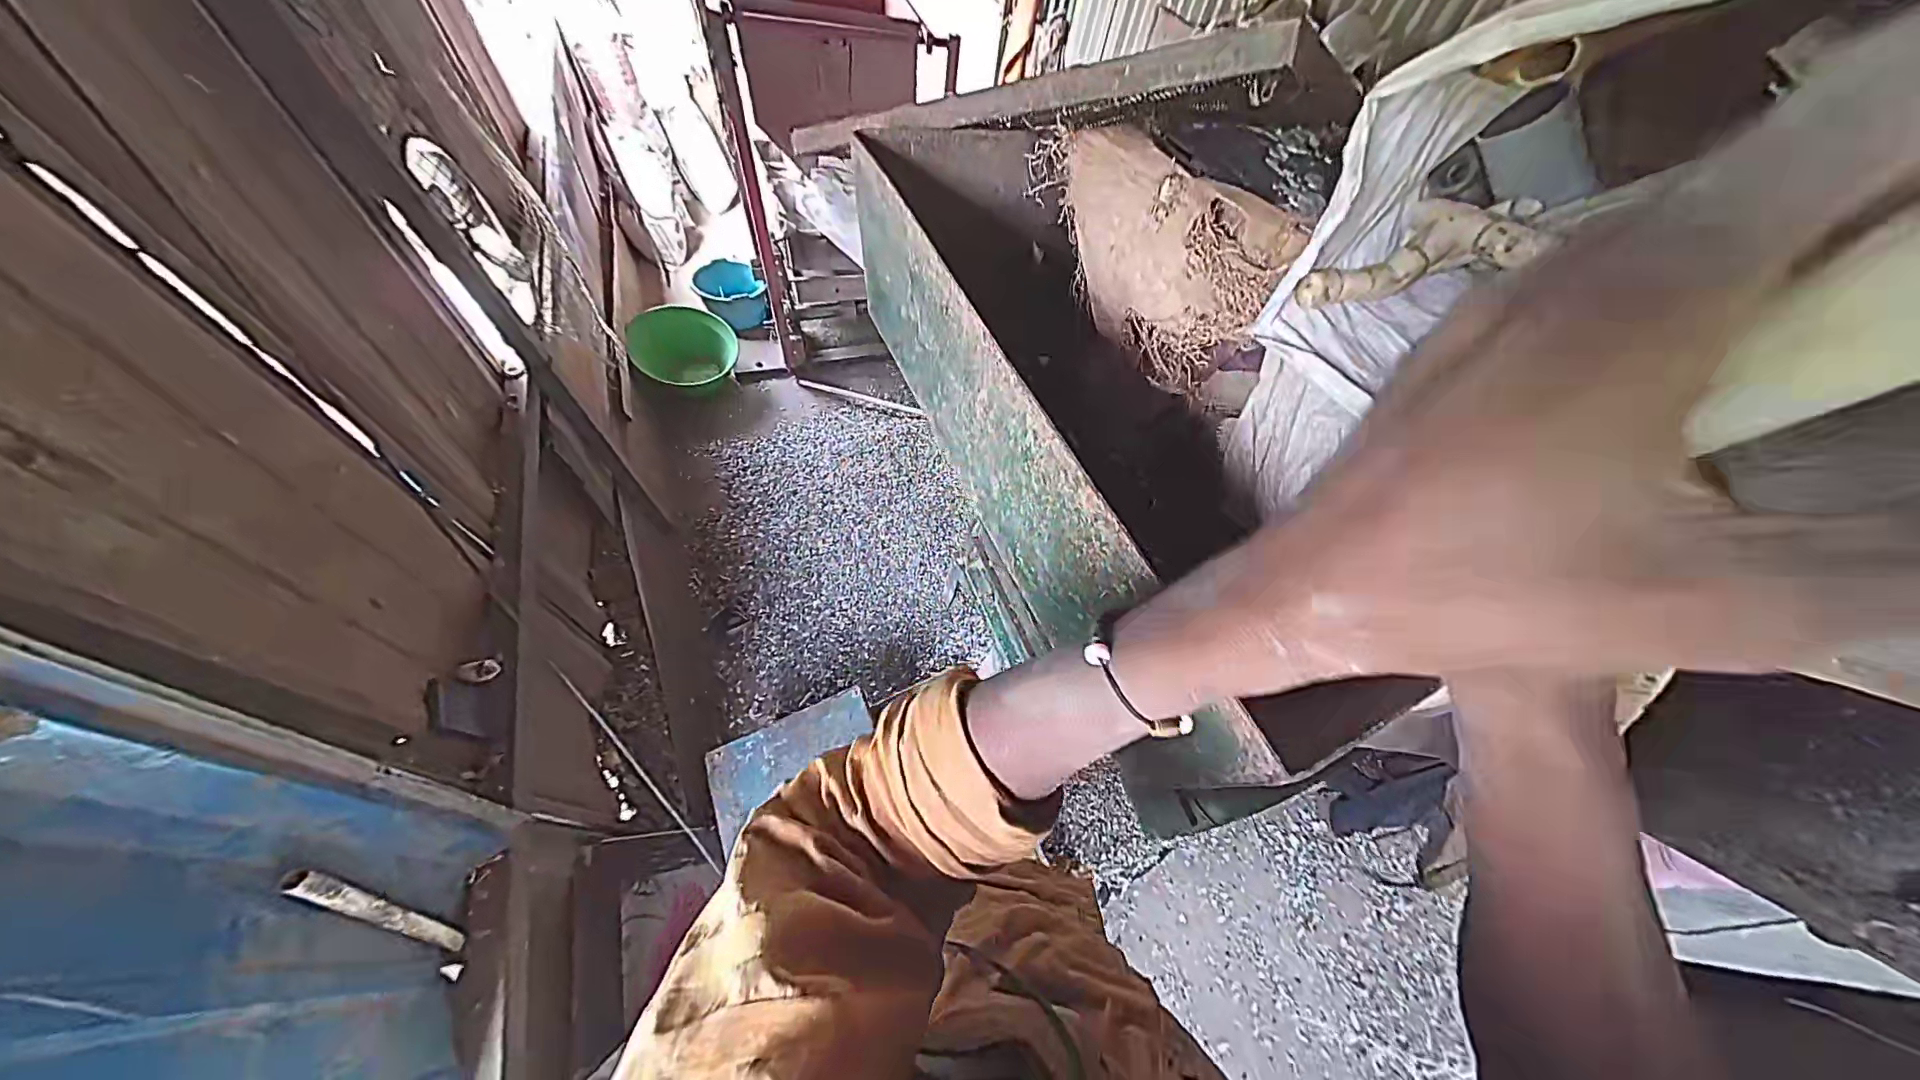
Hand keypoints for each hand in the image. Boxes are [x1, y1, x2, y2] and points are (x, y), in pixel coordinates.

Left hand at [1216, 21, 1919, 683]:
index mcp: (1648, 297)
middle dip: (1868, 185)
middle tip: (1886, 281)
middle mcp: (1564, 270)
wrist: (1315, 584)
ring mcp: (1496, 299)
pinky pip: (1597, 270)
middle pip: (1759, 167)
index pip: (1855, 126)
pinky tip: (1700, 340)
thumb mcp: (1716, 599)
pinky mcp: (1459, 337)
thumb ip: (1897, 551)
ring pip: (1669, 217)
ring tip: (1841, 292)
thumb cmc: (1481, 592)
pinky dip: (1678, 273)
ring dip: (1771, 228)